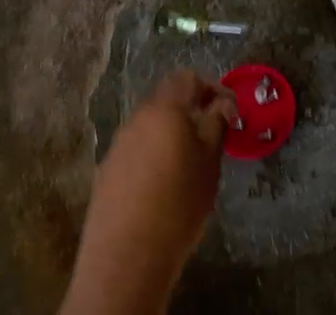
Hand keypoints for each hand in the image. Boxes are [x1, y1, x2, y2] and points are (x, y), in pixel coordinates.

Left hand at [60, 70, 239, 314]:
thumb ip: (217, 124)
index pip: (187, 78)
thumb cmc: (178, 202)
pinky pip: (136, 151)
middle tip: (212, 135)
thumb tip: (221, 104)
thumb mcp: (210, 161)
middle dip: (191, 111)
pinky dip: (153, 156)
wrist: (126, 257)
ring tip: (189, 163)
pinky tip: (163, 186)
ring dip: (171, 135)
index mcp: (164, 110)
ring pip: (150, 128)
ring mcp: (117, 147)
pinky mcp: (106, 174)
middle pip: (166, 101)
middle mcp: (136, 121)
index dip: (211, 87)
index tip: (229, 110)